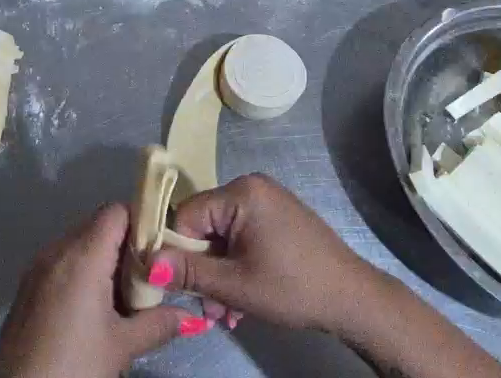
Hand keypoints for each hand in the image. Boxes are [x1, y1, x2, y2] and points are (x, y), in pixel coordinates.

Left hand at [0, 204, 207, 377]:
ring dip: (104, 257)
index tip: (163, 245)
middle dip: (127, 242)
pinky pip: (63, 259)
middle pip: (99, 224)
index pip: (117, 211)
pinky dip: (83, 269)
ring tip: (126, 292)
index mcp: (83, 255)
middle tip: (151, 273)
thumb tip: (193, 317)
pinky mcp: (28, 283)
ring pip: (80, 241)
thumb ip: (159, 323)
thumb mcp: (121, 346)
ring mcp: (39, 264)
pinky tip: (97, 304)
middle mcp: (58, 249)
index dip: (142, 220)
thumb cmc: (74, 365)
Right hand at [148, 173, 388, 338]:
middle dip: (203, 269)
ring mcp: (268, 200)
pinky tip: (243, 297)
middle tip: (210, 309)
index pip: (188, 214)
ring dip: (220, 273)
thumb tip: (147, 262)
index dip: (180, 251)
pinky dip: (238, 263)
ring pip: (223, 235)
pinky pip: (242, 234)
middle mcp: (252, 186)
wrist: (353, 299)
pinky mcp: (278, 216)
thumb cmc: (293, 288)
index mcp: (241, 193)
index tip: (181, 285)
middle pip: (205, 225)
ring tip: (228, 312)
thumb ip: (188, 272)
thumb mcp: (236, 285)